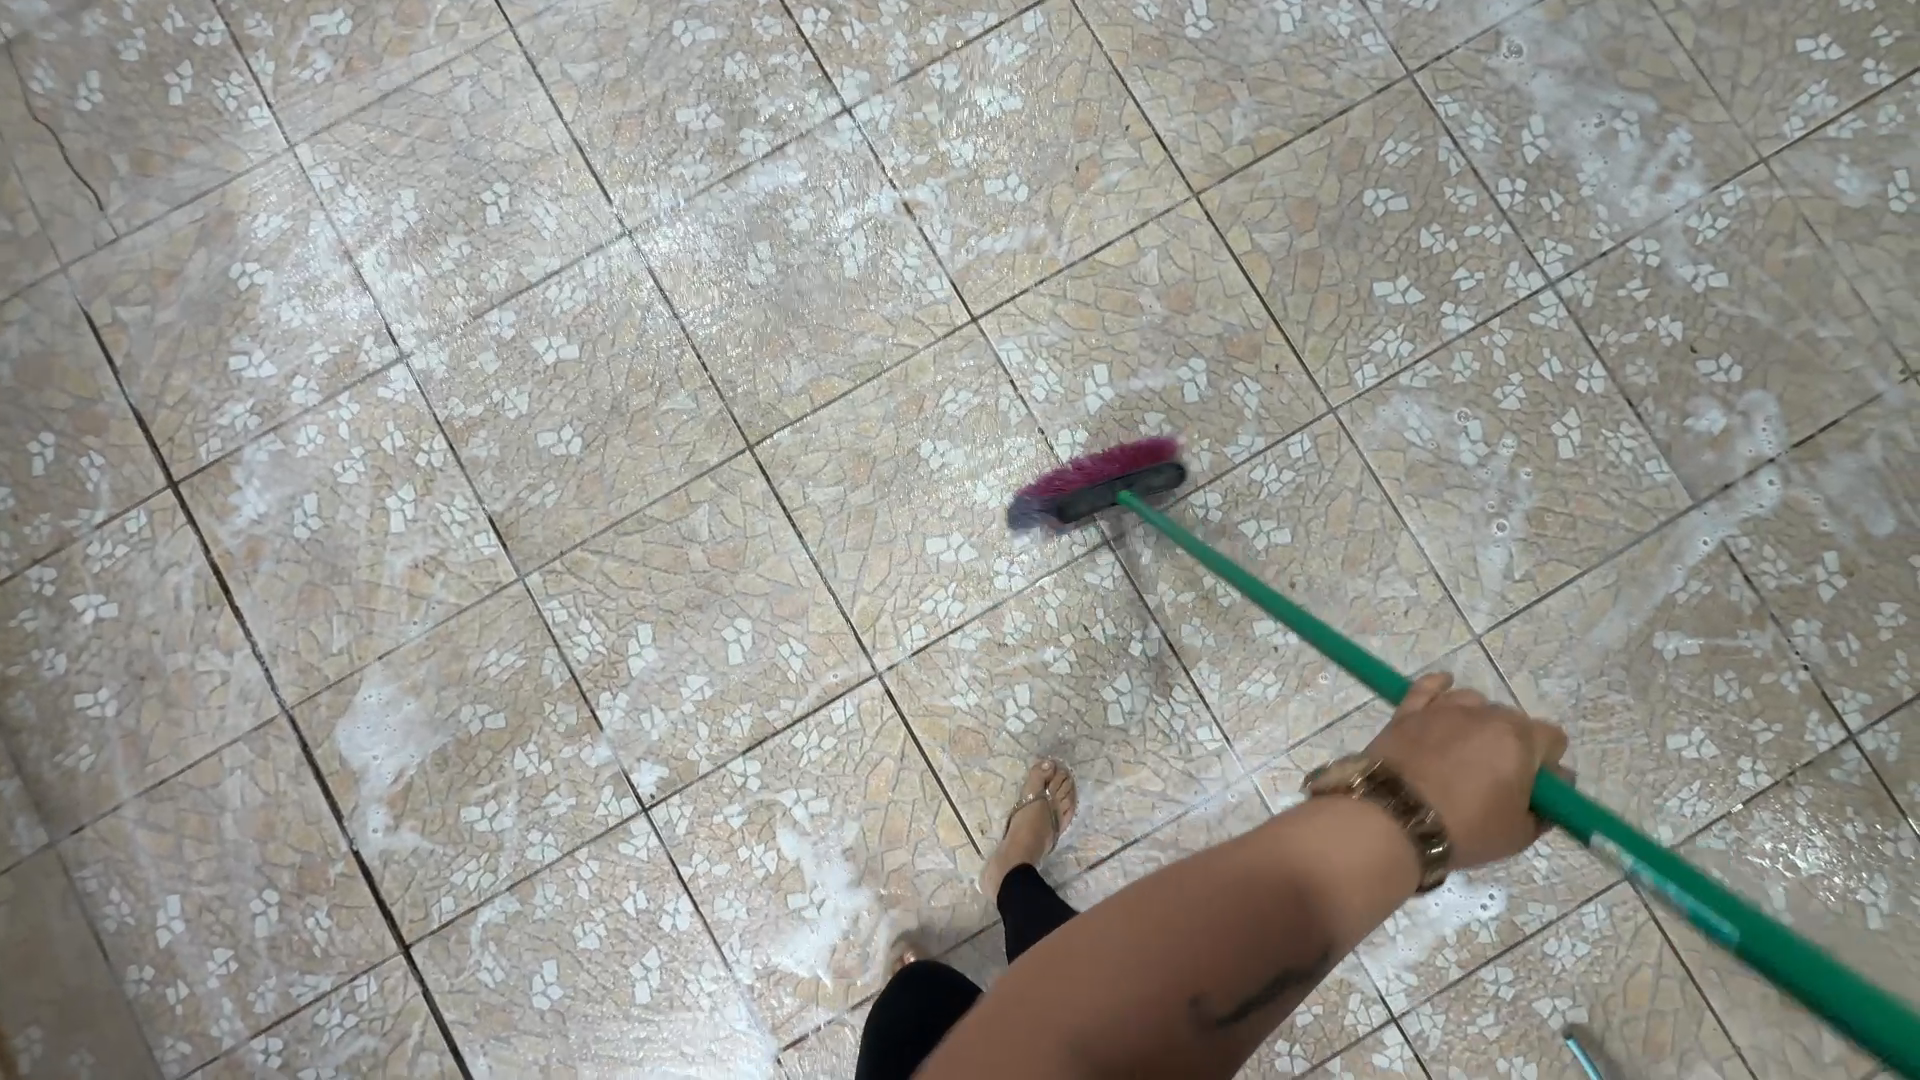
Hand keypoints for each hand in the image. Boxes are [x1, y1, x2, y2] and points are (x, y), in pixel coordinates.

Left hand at [1365, 672, 1569, 870]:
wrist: (1393, 816)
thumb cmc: (1464, 827)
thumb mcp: (1520, 832)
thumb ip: (1545, 805)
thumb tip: (1551, 784)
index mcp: (1517, 739)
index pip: (1551, 738)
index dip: (1546, 762)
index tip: (1533, 785)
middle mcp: (1482, 715)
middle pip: (1510, 719)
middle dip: (1511, 743)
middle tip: (1495, 775)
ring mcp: (1440, 710)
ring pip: (1472, 701)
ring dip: (1477, 720)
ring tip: (1465, 748)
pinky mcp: (1406, 712)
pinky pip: (1426, 687)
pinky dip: (1437, 686)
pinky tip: (1443, 687)